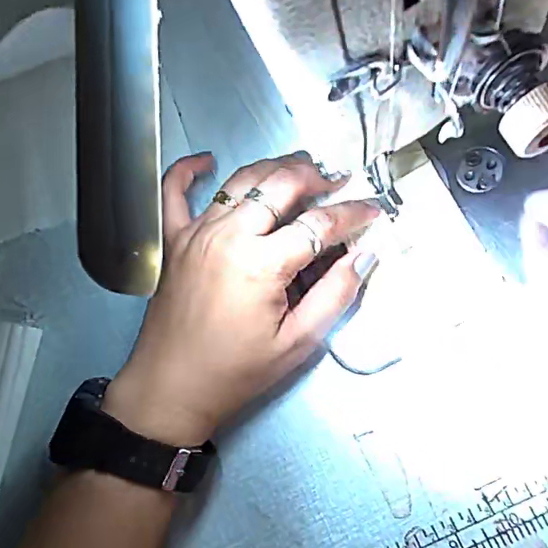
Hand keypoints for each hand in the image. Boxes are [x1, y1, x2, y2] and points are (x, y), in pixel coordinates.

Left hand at [104, 152, 382, 444]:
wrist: (173, 387)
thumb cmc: (239, 371)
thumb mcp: (299, 342)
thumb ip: (336, 295)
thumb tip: (366, 256)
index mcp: (261, 264)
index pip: (317, 224)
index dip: (352, 214)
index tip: (374, 210)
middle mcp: (227, 236)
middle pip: (279, 186)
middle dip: (316, 176)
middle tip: (339, 179)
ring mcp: (196, 233)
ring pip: (240, 181)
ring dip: (274, 167)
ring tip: (301, 166)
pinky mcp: (173, 240)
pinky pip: (174, 192)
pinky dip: (189, 170)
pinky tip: (207, 160)